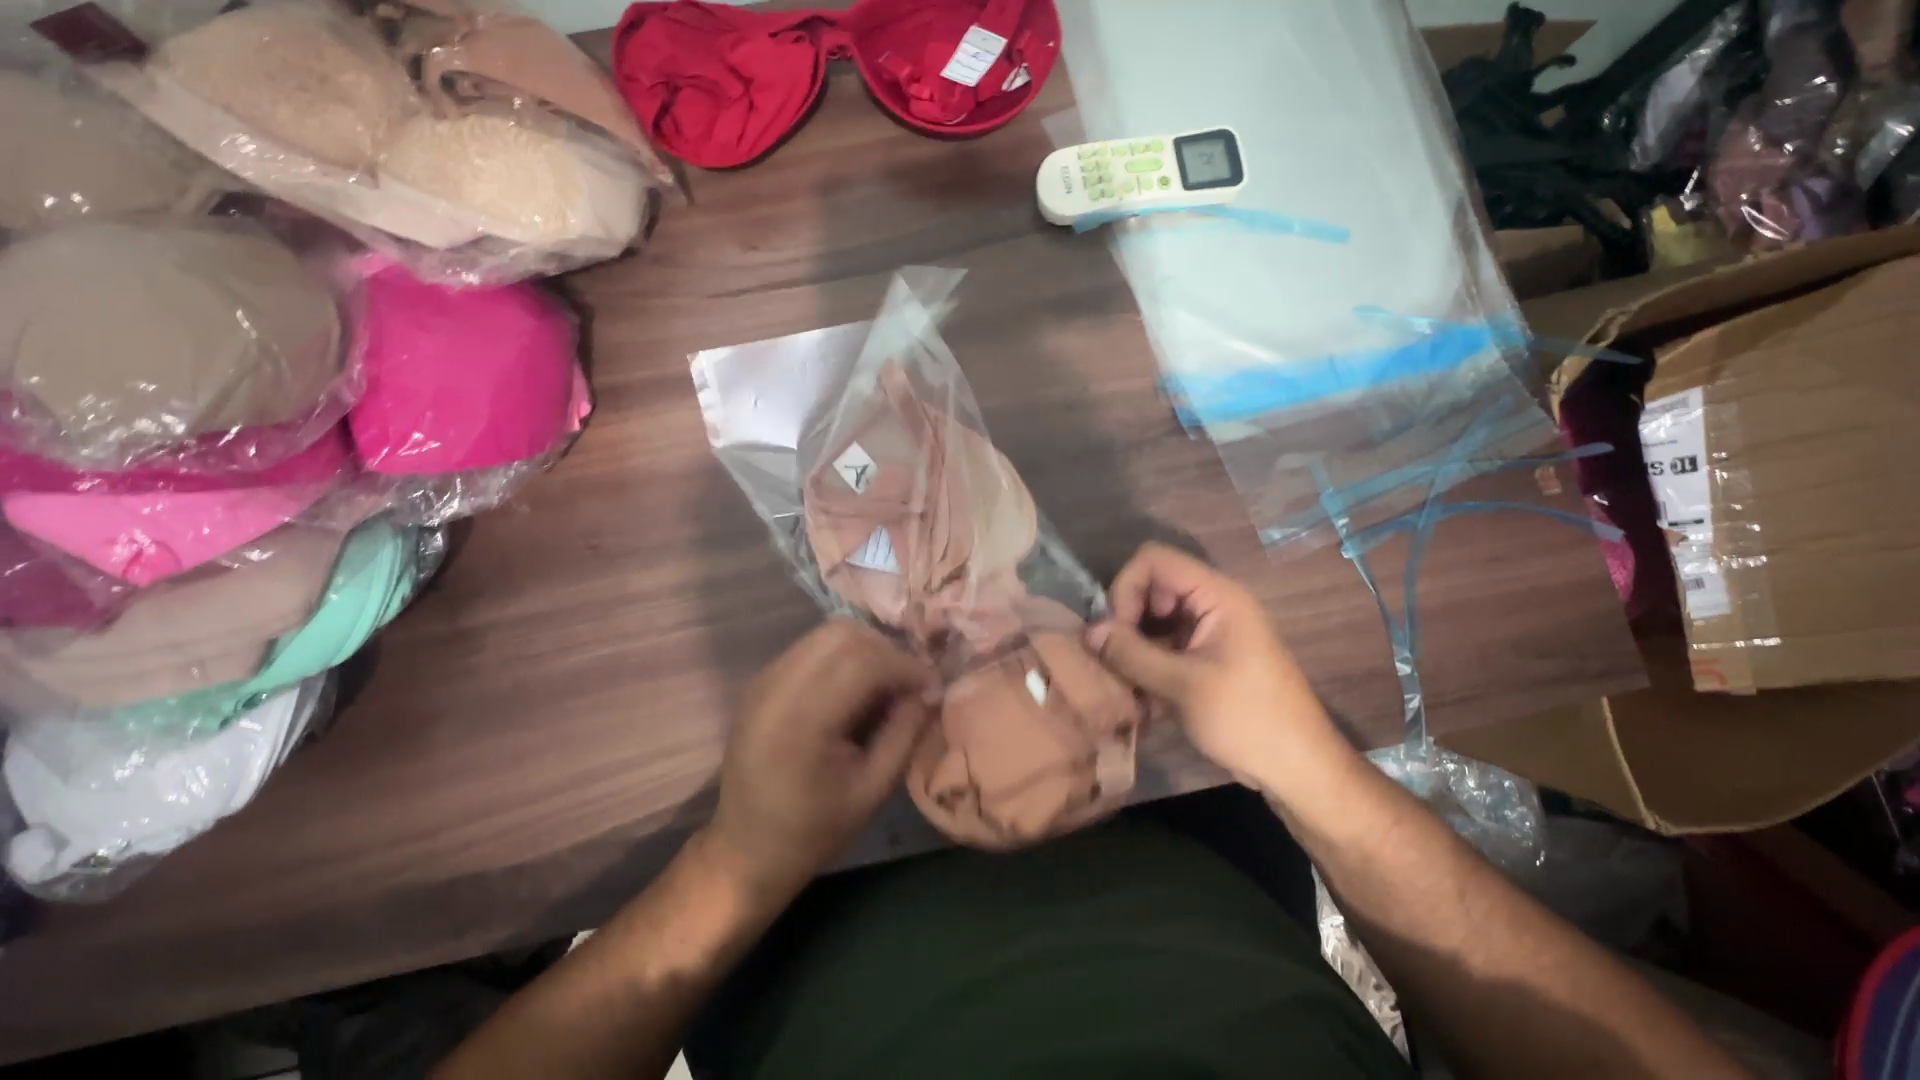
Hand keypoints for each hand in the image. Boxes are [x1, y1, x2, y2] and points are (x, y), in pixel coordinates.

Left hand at [703, 619, 933, 902]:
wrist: (747, 849)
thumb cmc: (814, 830)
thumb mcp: (873, 789)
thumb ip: (905, 732)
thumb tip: (929, 690)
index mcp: (803, 719)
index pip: (865, 660)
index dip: (907, 667)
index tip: (932, 690)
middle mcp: (777, 686)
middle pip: (844, 633)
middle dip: (887, 651)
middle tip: (908, 687)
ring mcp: (764, 679)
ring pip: (827, 633)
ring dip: (865, 651)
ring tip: (883, 689)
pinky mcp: (760, 681)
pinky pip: (810, 648)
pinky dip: (841, 658)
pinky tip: (853, 694)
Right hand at [1087, 543, 1349, 793]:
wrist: (1297, 767)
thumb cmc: (1246, 719)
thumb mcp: (1183, 685)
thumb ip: (1132, 654)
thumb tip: (1088, 631)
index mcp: (1218, 595)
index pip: (1154, 560)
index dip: (1126, 589)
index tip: (1116, 633)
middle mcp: (1214, 605)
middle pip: (1152, 590)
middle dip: (1127, 624)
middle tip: (1115, 665)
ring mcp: (1212, 633)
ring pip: (1155, 623)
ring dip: (1135, 653)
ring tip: (1128, 691)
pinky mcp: (1208, 660)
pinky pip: (1167, 649)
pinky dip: (1150, 670)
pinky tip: (1144, 707)